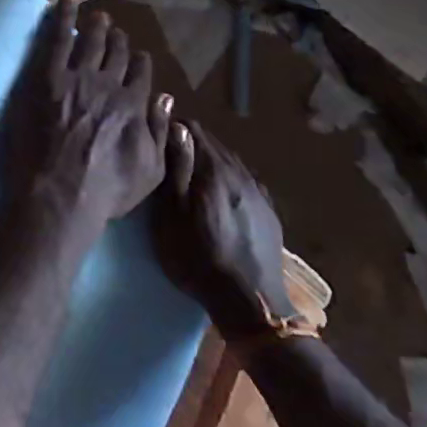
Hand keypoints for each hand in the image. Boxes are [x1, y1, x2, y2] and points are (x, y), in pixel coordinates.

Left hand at [8, 0, 172, 224]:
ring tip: (98, 15)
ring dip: (97, 25)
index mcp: (134, 105)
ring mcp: (78, 77)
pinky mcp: (47, 76)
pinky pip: (59, 36)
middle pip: (117, 53)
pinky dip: (65, 13)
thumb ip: (160, 132)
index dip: (139, 62)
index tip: (136, 58)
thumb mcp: (151, 171)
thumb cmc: (105, 191)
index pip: (141, 73)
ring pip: (92, 40)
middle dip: (118, 40)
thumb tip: (166, 98)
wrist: (60, 194)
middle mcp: (109, 84)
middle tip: (114, 31)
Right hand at [151, 121, 295, 339]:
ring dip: (210, 163)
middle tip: (170, 160)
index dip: (173, 128)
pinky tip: (221, 198)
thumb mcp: (172, 215)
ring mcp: (257, 191)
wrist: (249, 301)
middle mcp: (239, 171)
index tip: (157, 139)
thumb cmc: (199, 258)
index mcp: (214, 167)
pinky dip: (229, 182)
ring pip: (230, 162)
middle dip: (191, 145)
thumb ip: (177, 167)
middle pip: (212, 143)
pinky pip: (244, 183)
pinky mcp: (268, 211)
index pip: (192, 128)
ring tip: (193, 180)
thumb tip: (176, 125)